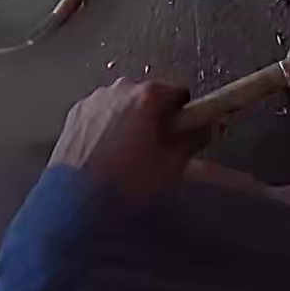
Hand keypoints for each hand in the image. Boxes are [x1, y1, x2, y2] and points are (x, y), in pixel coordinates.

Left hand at [48, 78, 194, 198]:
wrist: (74, 203)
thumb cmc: (128, 184)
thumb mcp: (172, 166)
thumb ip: (196, 138)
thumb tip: (215, 123)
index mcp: (149, 95)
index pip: (179, 92)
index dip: (183, 114)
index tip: (179, 134)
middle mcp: (122, 87)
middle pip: (150, 94)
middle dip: (154, 115)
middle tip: (152, 149)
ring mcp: (97, 97)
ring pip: (124, 102)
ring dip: (128, 118)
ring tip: (123, 155)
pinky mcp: (77, 111)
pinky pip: (101, 111)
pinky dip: (105, 125)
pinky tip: (102, 154)